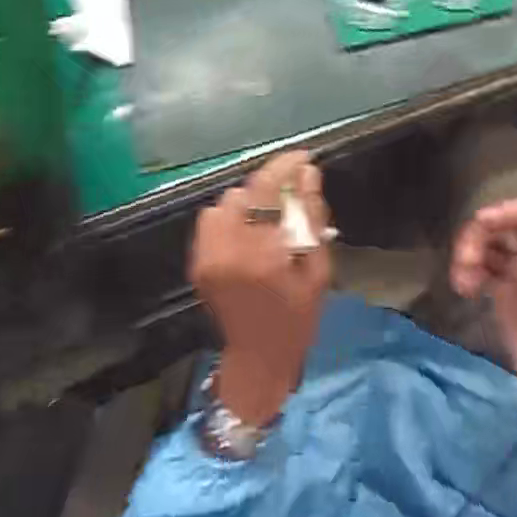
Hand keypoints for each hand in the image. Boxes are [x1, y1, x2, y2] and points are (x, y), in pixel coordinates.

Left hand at [189, 151, 330, 425]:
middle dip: (269, 186)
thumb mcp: (318, 271)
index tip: (303, 158)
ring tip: (271, 214)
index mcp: (261, 256)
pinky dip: (231, 216)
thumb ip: (312, 219)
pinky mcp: (198, 261)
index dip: (284, 168)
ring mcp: (207, 256)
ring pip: (224, 203)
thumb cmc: (298, 319)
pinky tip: (250, 229)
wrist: (258, 358)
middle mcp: (226, 250)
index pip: (267, 192)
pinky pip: (211, 221)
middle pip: (244, 193)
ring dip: (249, 201)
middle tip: (293, 191)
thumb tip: (309, 174)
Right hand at [451, 199, 516, 427]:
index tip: (483, 220)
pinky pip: (479, 271)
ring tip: (462, 280)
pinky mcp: (501, 297)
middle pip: (502, 227)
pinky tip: (464, 290)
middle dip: (478, 234)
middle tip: (465, 258)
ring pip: (486, 246)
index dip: (510, 210)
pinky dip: (466, 273)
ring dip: (468, 252)